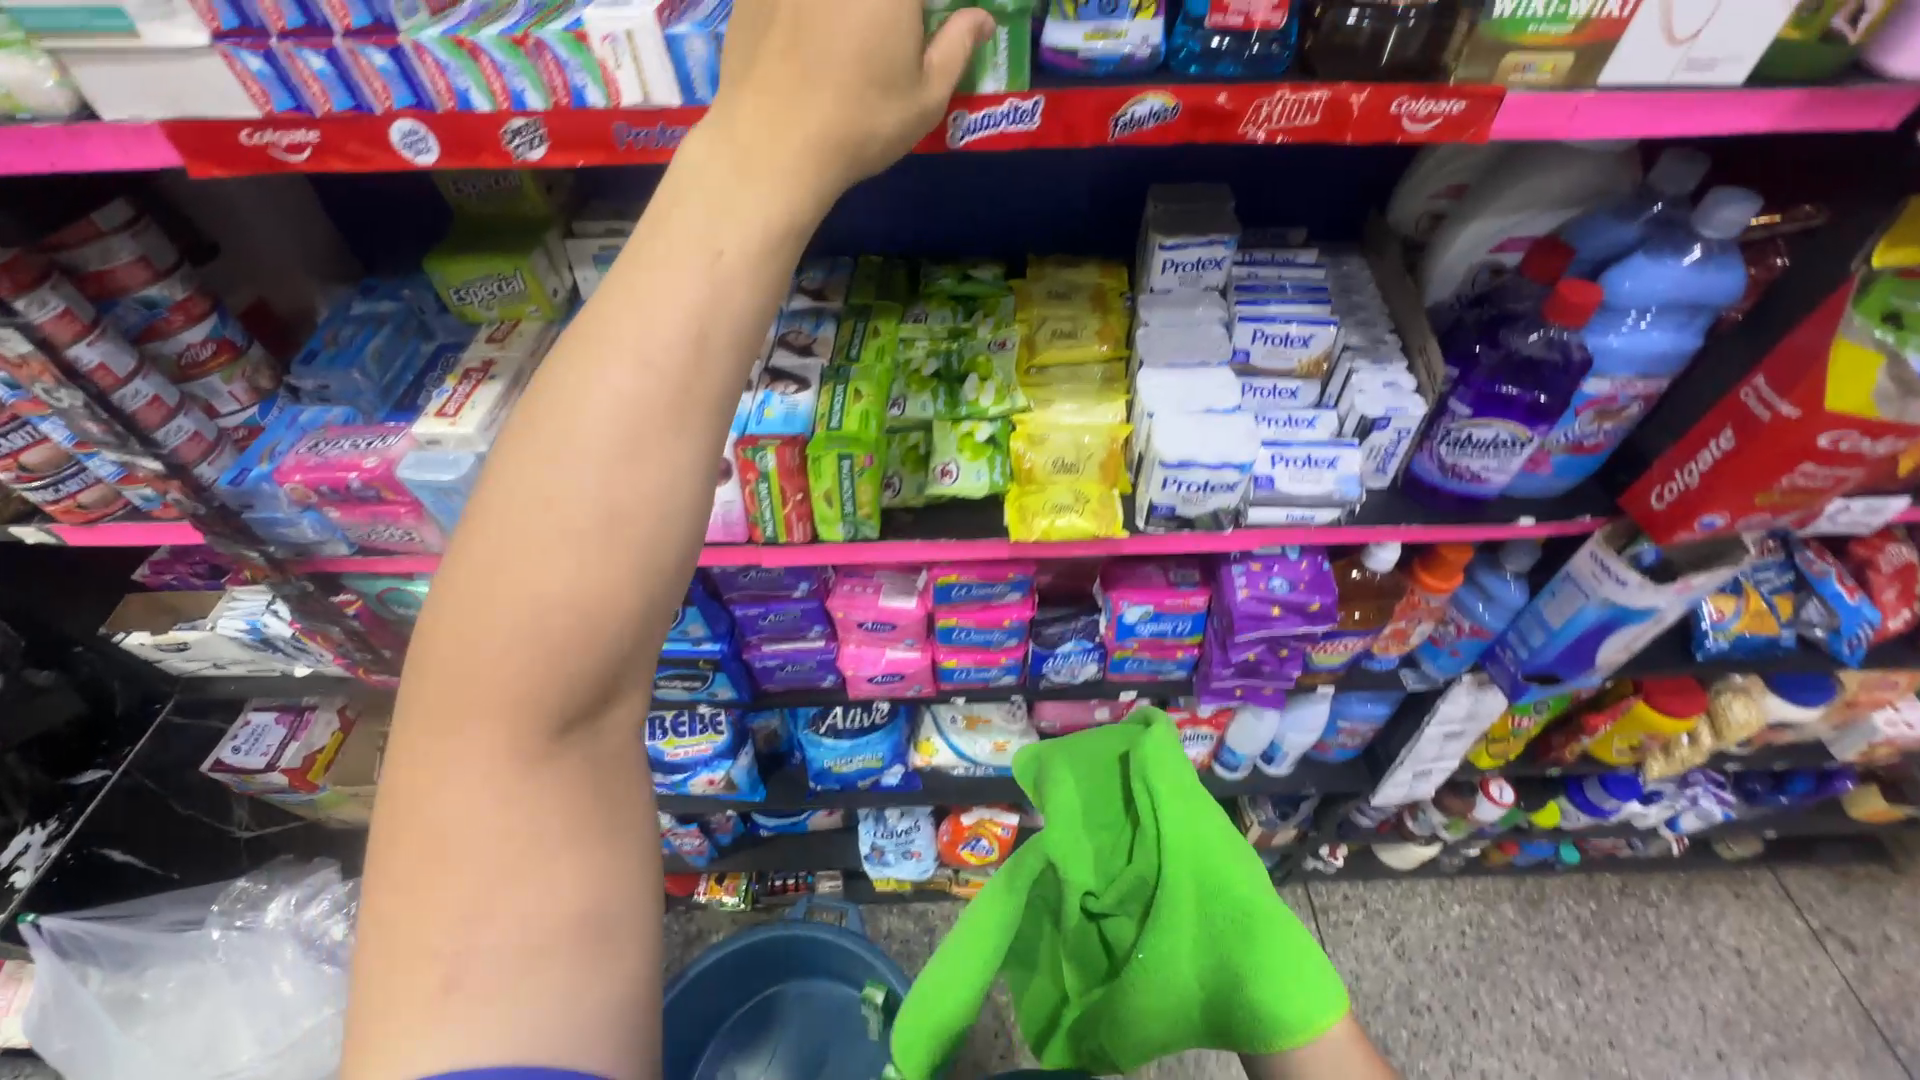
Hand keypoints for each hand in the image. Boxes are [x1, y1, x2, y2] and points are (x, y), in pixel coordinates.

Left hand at [702, 0, 994, 202]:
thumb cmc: (862, 125)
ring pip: (833, 1)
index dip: (926, 9)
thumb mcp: (926, 98)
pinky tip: (803, 43)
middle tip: (894, 35)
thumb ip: (956, 47)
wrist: (773, 147)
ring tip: (846, 51)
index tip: (929, 24)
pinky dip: (801, 14)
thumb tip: (980, 18)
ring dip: (847, 16)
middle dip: (892, 13)